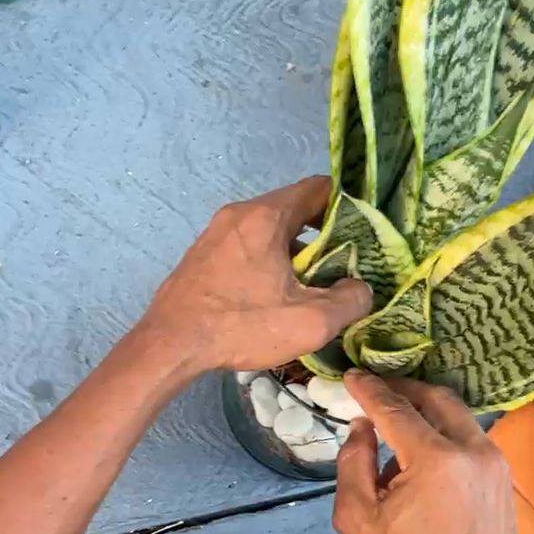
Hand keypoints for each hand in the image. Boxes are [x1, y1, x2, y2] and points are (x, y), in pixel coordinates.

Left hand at [137, 176, 371, 373]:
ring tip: (311, 286)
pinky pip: (245, 247)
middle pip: (292, 209)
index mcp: (265, 216)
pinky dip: (267, 261)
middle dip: (323, 234)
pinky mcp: (201, 257)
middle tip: (342, 266)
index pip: (317, 188)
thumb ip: (350, 300)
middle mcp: (238, 214)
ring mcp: (214, 234)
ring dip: (294, 252)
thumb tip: (360, 288)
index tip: (364, 235)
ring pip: (268, 230)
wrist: (170, 345)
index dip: (348, 207)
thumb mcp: (310, 321)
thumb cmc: (241, 326)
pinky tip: (273, 295)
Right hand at [334, 371, 527, 533]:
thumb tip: (362, 427)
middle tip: (376, 389)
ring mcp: (495, 461)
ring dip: (425, 411)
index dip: (369, 389)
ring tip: (395, 426)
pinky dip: (444, 432)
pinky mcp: (505, 476)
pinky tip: (423, 456)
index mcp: (434, 459)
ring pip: (457, 415)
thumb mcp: (358, 519)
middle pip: (435, 397)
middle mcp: (471, 448)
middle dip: (403, 388)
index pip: (395, 408)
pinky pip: (470, 437)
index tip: (351, 375)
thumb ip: (353, 462)